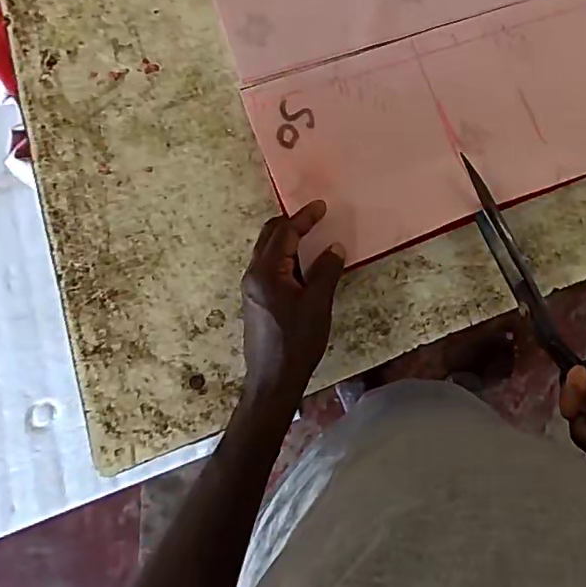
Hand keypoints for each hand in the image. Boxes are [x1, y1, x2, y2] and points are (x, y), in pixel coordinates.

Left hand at [241, 201, 345, 404]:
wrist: (273, 380)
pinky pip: (269, 265)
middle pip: (270, 236)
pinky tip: (301, 264)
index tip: (321, 206)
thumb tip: (334, 247)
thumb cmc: (296, 341)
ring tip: (311, 236)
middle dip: (292, 223)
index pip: (285, 233)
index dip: (304, 218)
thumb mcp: (318, 304)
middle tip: (315, 217)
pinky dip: (285, 255)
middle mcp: (253, 274)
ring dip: (287, 239)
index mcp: (266, 272)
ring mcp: (251, 288)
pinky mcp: (255, 299)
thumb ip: (326, 271)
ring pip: (268, 250)